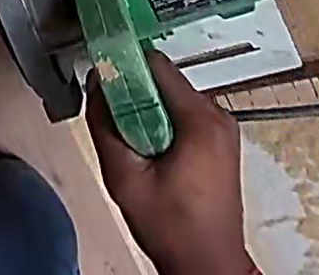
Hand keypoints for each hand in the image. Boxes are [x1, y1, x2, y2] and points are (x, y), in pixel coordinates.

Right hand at [87, 51, 255, 274]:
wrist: (208, 270)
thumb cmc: (169, 226)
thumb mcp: (123, 176)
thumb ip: (103, 123)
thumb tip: (95, 81)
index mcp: (200, 119)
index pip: (155, 64)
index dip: (125, 64)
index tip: (103, 75)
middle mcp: (218, 115)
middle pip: (164, 78)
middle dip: (134, 89)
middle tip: (112, 112)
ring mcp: (223, 127)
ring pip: (171, 94)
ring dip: (146, 105)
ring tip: (129, 134)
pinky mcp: (220, 140)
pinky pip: (183, 111)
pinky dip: (161, 118)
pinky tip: (147, 144)